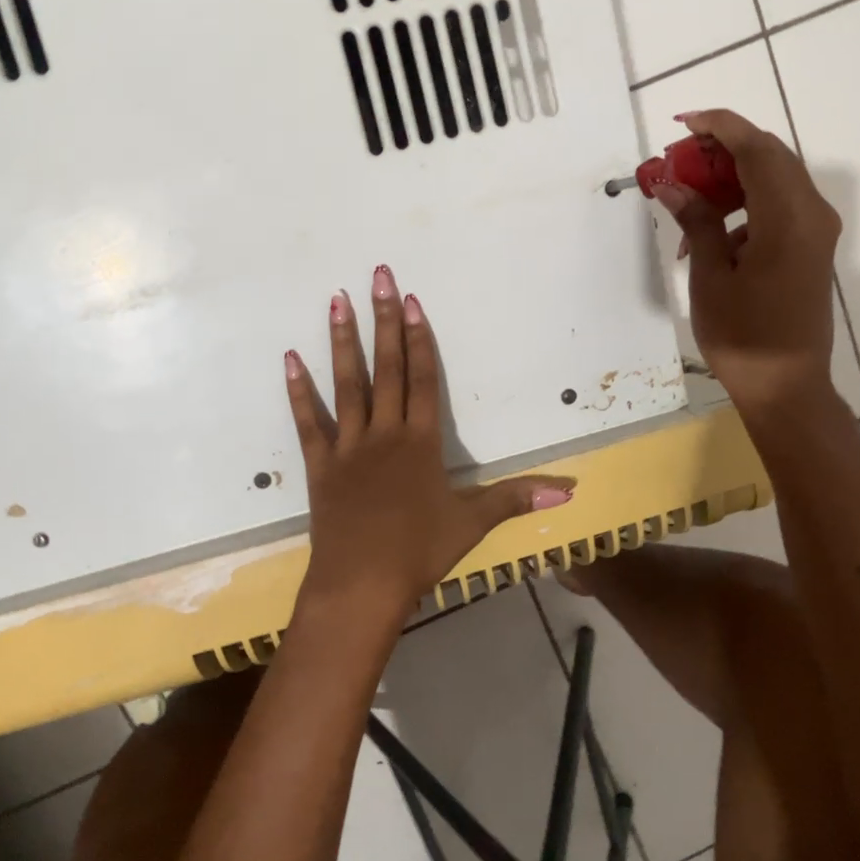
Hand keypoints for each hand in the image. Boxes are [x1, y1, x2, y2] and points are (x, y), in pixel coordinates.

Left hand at [284, 266, 575, 616]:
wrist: (361, 584)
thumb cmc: (419, 552)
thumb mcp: (473, 523)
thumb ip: (516, 498)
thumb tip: (570, 490)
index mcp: (421, 442)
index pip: (423, 379)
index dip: (418, 338)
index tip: (411, 300)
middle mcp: (385, 433)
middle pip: (386, 369)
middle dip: (383, 321)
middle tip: (377, 277)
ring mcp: (349, 447)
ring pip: (346, 385)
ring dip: (342, 341)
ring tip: (336, 300)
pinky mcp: (321, 466)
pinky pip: (308, 422)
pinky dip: (298, 392)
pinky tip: (289, 359)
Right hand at [657, 110, 843, 418]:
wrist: (786, 385)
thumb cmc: (743, 334)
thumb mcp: (711, 275)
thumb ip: (697, 220)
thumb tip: (672, 184)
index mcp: (788, 217)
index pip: (757, 149)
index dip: (721, 127)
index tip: (683, 123)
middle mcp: (811, 213)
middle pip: (768, 156)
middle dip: (721, 151)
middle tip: (677, 163)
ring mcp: (816, 229)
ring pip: (773, 179)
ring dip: (730, 180)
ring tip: (686, 203)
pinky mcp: (811, 245)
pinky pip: (778, 205)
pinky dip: (743, 206)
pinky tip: (710, 236)